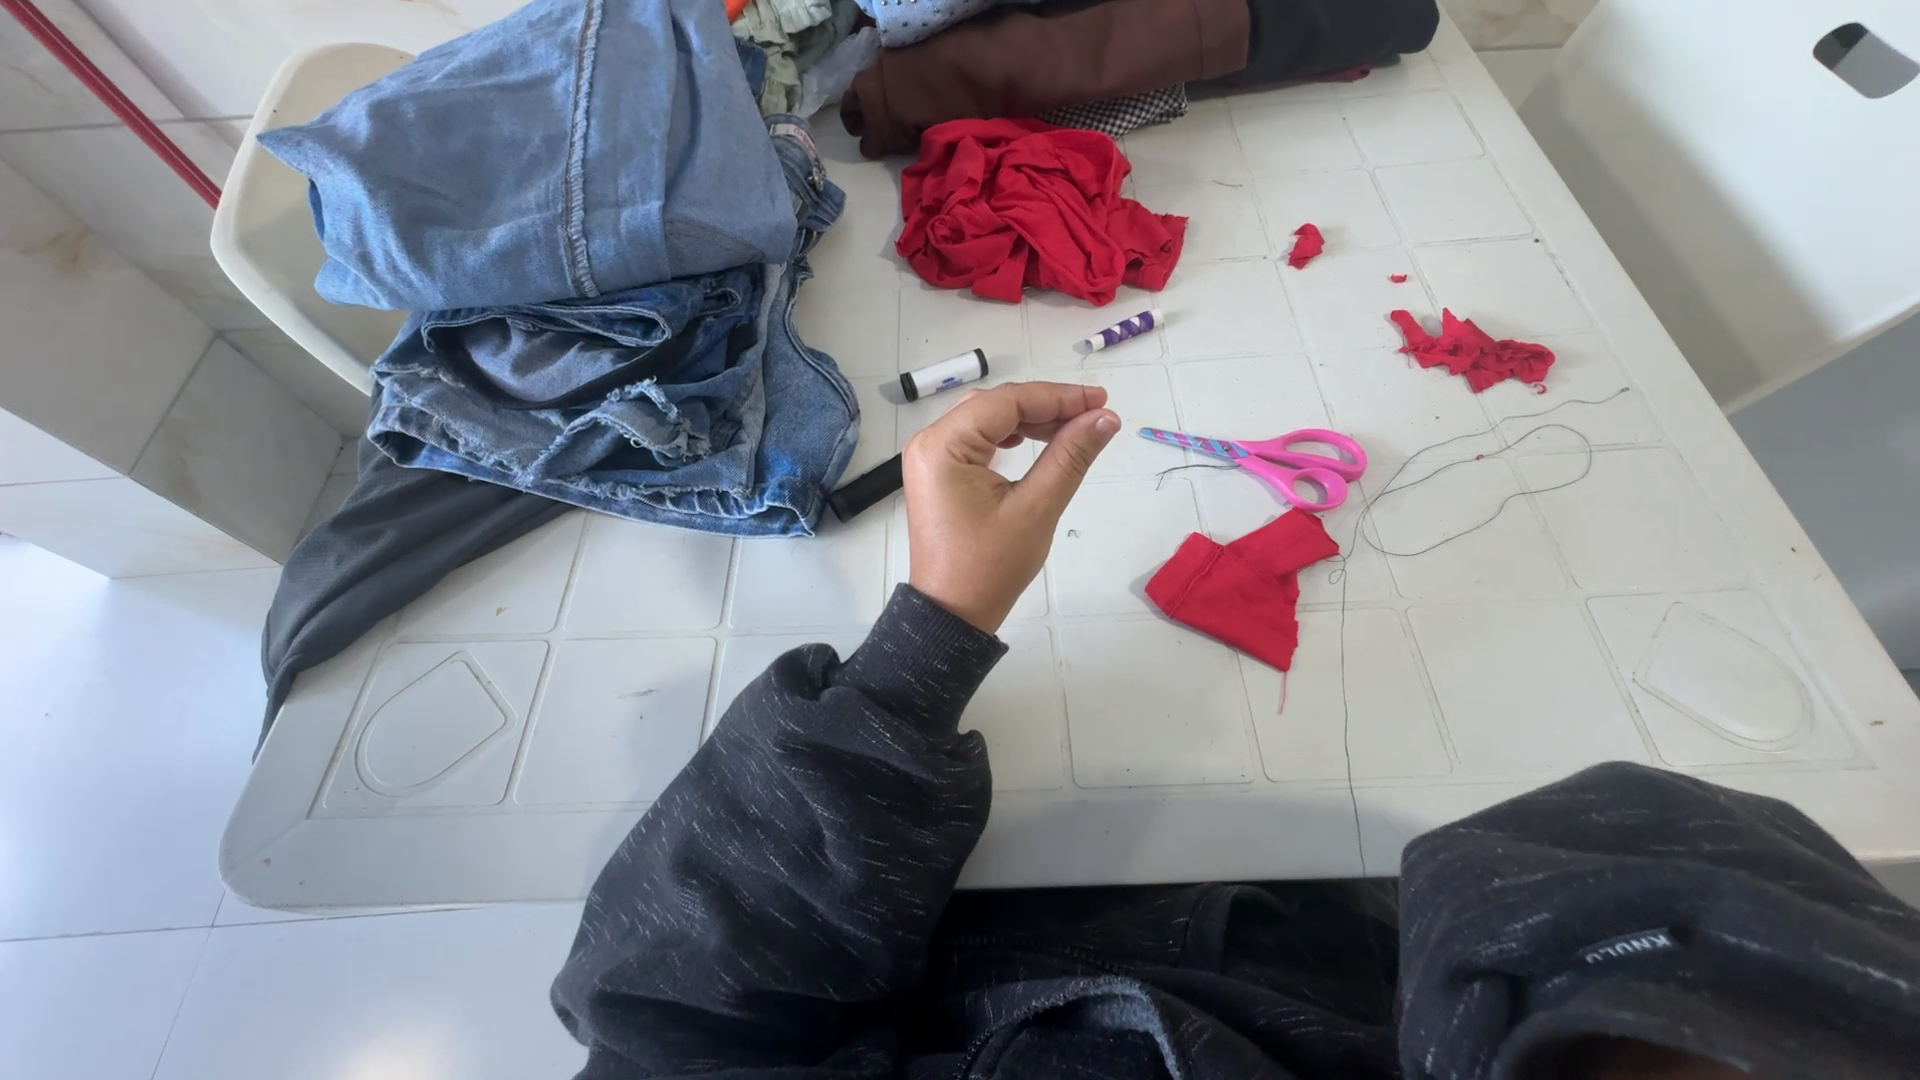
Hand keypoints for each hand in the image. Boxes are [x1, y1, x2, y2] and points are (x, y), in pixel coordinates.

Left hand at [903, 381, 1120, 633]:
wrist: (953, 613)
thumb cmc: (990, 567)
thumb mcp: (1036, 508)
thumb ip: (1070, 456)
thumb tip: (1105, 418)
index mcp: (942, 446)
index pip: (1006, 402)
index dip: (1058, 397)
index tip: (1101, 401)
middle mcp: (928, 443)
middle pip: (995, 405)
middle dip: (1046, 406)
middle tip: (1093, 416)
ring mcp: (930, 458)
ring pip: (987, 420)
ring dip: (1030, 420)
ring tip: (1073, 429)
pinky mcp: (938, 474)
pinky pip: (977, 440)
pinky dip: (1009, 436)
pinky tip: (1037, 441)